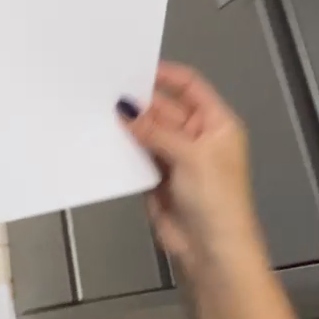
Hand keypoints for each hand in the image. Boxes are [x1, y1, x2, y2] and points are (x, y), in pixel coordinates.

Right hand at [118, 62, 264, 271]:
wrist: (210, 251)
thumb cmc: (218, 202)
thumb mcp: (191, 157)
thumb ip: (155, 130)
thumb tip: (125, 108)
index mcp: (216, 124)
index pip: (190, 86)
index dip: (166, 75)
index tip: (135, 67)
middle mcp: (195, 136)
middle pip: (163, 107)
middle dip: (139, 101)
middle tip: (107, 90)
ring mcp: (174, 155)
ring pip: (146, 129)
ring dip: (129, 123)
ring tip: (100, 109)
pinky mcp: (155, 173)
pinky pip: (136, 151)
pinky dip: (123, 145)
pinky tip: (105, 136)